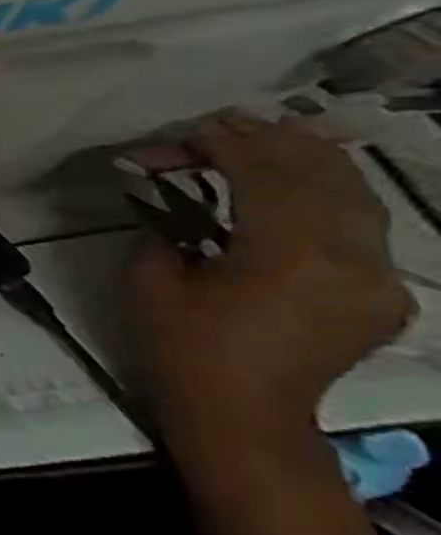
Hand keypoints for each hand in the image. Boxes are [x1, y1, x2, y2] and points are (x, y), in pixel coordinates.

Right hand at [127, 115, 413, 447]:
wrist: (243, 413)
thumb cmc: (183, 348)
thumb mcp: (151, 283)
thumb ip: (169, 234)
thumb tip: (176, 206)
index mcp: (286, 257)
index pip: (267, 179)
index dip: (231, 147)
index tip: (198, 130)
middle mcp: (349, 260)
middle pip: (323, 180)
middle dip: (276, 144)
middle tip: (233, 122)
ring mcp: (378, 277)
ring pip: (356, 199)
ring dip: (313, 163)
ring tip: (275, 137)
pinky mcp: (383, 292)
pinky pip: (364, 230)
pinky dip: (333, 198)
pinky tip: (307, 185)